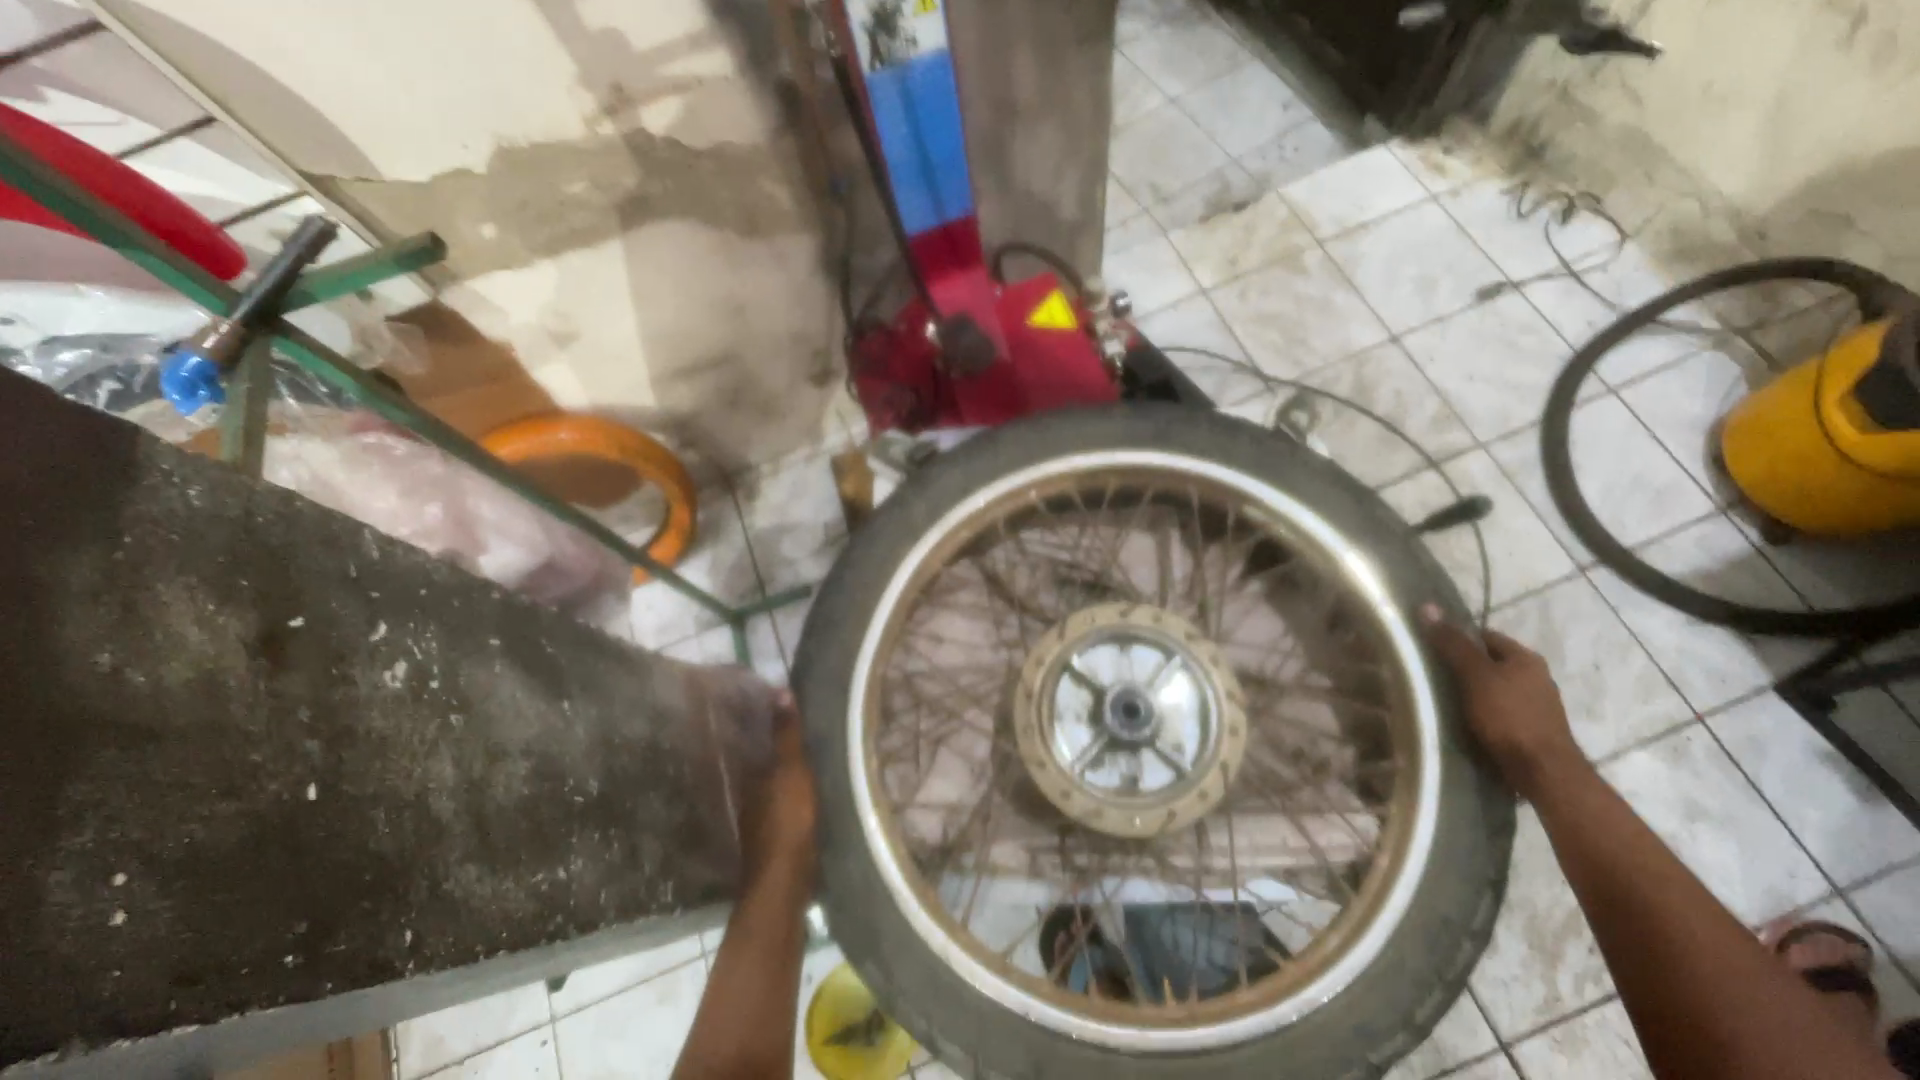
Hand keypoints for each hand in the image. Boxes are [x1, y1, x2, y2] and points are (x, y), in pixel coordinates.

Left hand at [740, 690, 818, 888]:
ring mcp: (761, 819)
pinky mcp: (776, 839)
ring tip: (812, 757)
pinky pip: (785, 807)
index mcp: (751, 775)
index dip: (767, 722)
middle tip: (803, 726)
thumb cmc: (787, 819)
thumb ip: (786, 735)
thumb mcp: (792, 771)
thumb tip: (780, 689)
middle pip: (764, 763)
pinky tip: (811, 795)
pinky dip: (795, 796)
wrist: (784, 880)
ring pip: (774, 786)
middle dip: (778, 747)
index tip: (783, 704)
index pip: (755, 738)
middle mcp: (750, 794)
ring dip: (787, 773)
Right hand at [1419, 604, 1585, 795]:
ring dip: (1475, 694)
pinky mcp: (1534, 730)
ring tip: (1446, 704)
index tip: (1432, 652)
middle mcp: (1537, 677)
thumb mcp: (1474, 676)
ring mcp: (1539, 705)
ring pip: (1497, 689)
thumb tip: (1427, 607)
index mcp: (1526, 658)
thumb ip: (1452, 644)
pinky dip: (1485, 714)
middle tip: (1434, 679)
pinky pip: (1503, 712)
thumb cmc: (1508, 717)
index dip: (1458, 640)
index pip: (1486, 637)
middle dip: (1465, 669)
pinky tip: (1469, 725)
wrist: (1543, 770)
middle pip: (1492, 663)